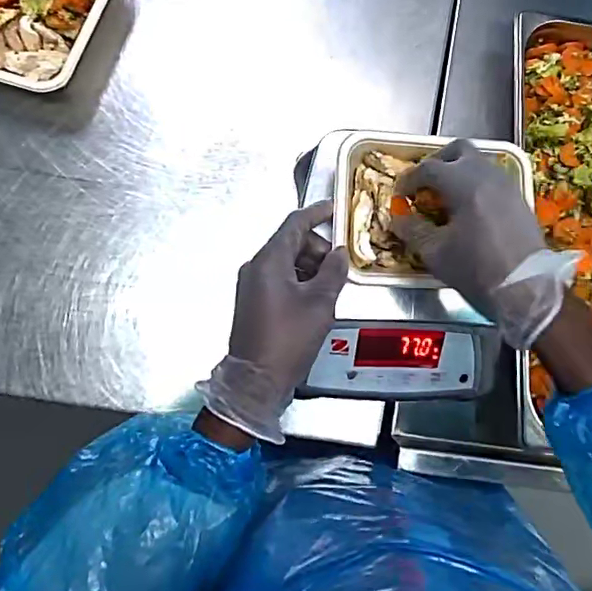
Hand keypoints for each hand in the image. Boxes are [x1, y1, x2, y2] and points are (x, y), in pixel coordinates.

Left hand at [196, 201, 348, 444]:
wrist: (255, 382)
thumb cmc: (287, 340)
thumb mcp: (320, 303)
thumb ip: (333, 272)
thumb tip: (340, 254)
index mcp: (269, 261)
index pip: (295, 223)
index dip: (317, 213)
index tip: (334, 208)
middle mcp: (256, 267)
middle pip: (291, 242)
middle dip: (318, 248)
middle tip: (339, 266)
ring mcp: (252, 284)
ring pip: (286, 261)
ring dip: (310, 266)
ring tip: (330, 286)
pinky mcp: (253, 301)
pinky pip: (279, 278)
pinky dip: (299, 280)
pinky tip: (315, 298)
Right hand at [393, 141, 580, 348]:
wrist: (528, 289)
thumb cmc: (479, 272)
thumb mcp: (436, 254)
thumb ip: (413, 230)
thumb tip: (399, 218)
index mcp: (464, 185)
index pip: (429, 168)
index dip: (409, 179)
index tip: (401, 195)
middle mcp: (487, 176)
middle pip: (458, 150)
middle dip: (437, 163)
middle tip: (424, 184)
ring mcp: (507, 185)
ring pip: (478, 162)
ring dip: (458, 172)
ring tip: (445, 197)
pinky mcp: (519, 198)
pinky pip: (492, 178)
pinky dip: (475, 183)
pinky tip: (468, 209)